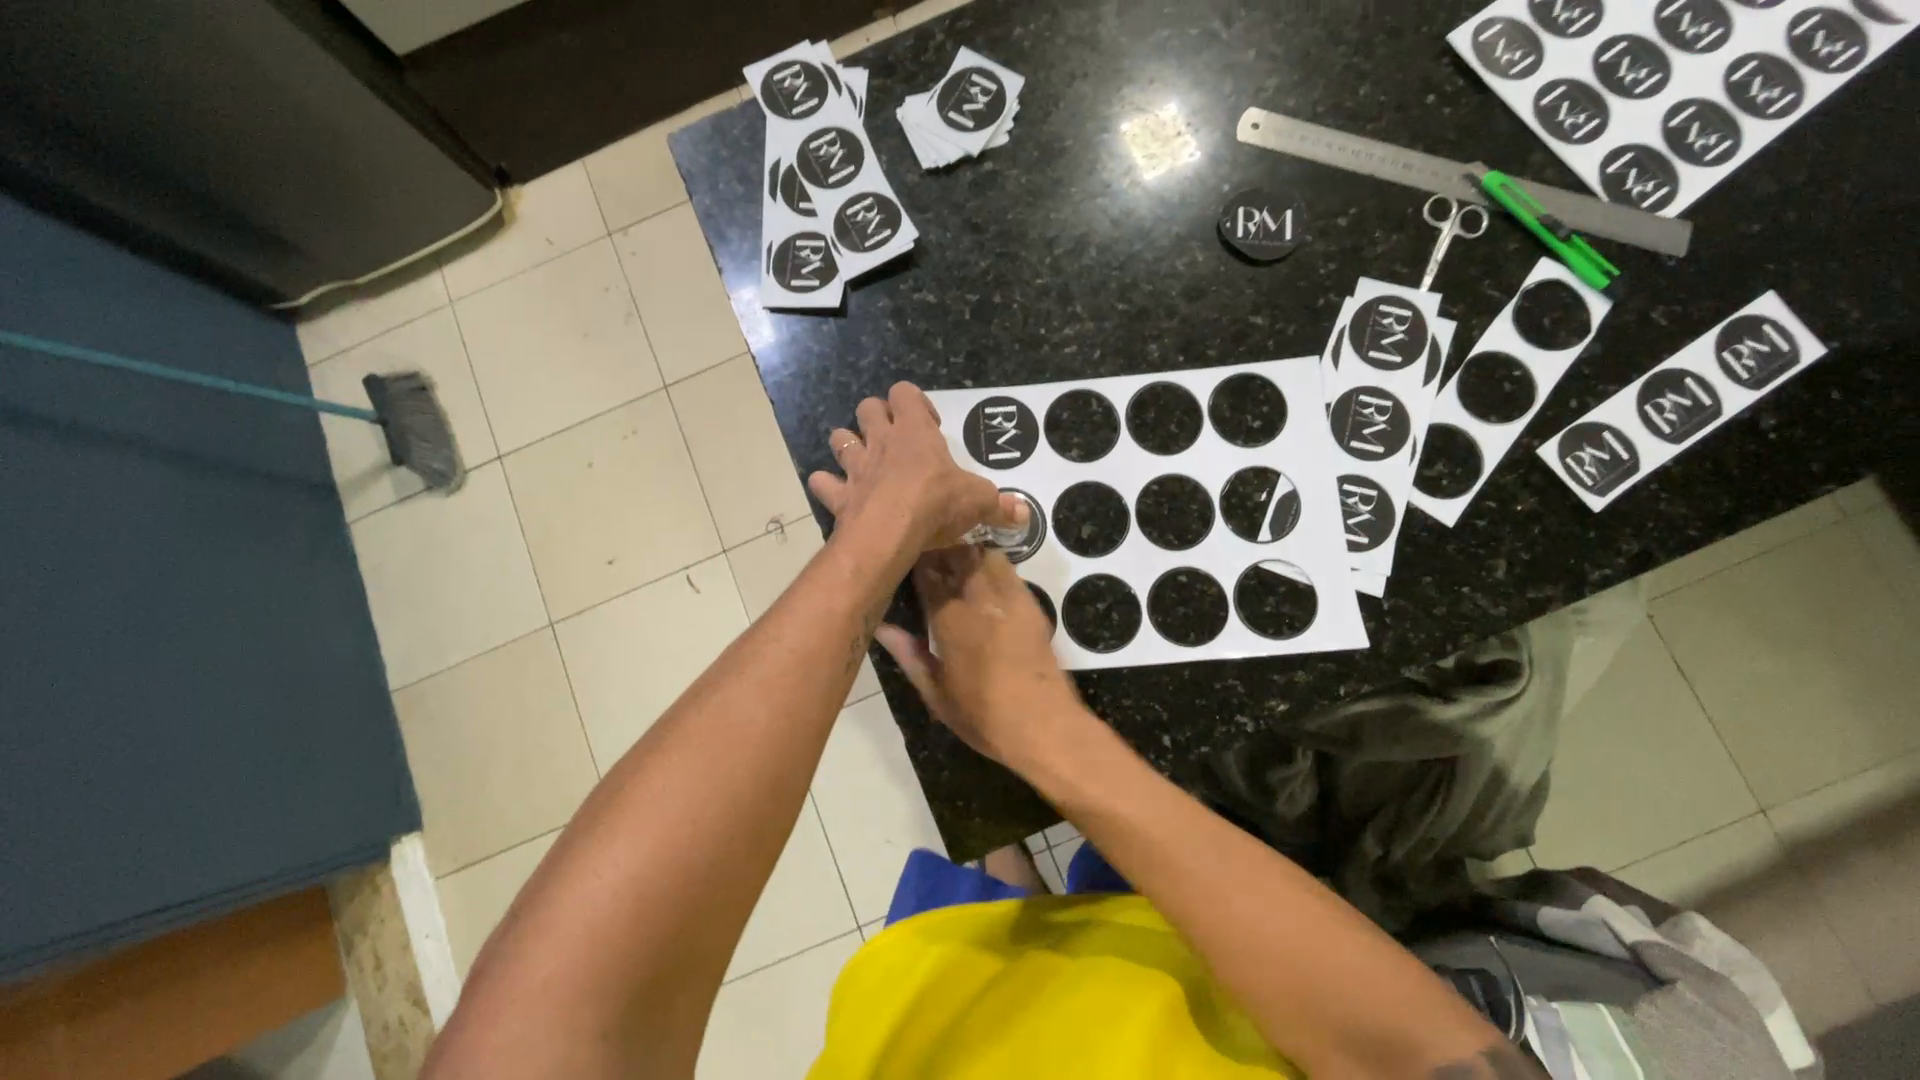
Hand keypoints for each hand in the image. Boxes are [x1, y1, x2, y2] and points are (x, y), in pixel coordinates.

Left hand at [808, 382, 1028, 552]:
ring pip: (840, 438)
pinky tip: (835, 492)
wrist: (890, 533)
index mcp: (915, 431)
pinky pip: (823, 482)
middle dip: (877, 417)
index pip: (905, 392)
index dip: (915, 403)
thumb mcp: (978, 502)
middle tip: (896, 440)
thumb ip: (1000, 505)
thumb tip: (1024, 513)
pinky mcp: (839, 495)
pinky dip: (826, 485)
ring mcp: (856, 467)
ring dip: (848, 445)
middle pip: (868, 408)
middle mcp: (881, 441)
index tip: (930, 427)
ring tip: (863, 461)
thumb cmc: (937, 505)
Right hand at [874, 546, 1095, 772]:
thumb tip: (881, 628)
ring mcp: (1010, 597)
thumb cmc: (983, 717)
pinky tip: (984, 581)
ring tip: (954, 567)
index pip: (927, 574)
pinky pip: (1008, 570)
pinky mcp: (1032, 604)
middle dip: (939, 553)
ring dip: (967, 554)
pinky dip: (992, 565)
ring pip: (984, 556)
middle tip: (927, 562)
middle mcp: (979, 598)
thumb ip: (908, 655)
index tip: (904, 564)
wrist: (1044, 724)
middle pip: (956, 556)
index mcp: (950, 619)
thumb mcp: (936, 694)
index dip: (915, 564)